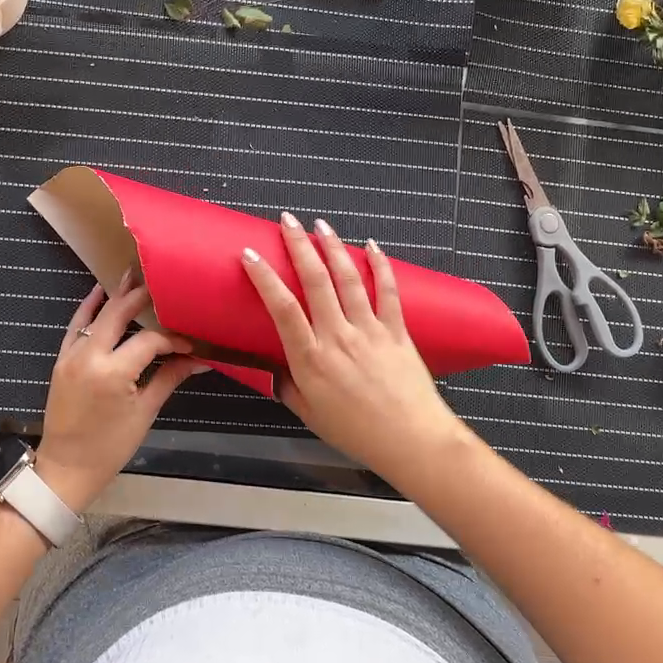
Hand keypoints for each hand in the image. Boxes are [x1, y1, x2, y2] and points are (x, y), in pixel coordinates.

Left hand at [35, 277, 206, 511]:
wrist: (66, 468)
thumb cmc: (110, 447)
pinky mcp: (61, 359)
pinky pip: (75, 326)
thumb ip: (169, 377)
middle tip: (161, 283)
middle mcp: (90, 356)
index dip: (173, 339)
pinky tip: (99, 292)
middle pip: (119, 314)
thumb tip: (199, 360)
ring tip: (132, 275)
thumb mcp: (144, 412)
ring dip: (115, 295)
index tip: (190, 345)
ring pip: (96, 315)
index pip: (150, 341)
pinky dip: (88, 308)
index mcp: (113, 372)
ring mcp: (71, 355)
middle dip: (141, 297)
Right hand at [240, 214, 474, 488]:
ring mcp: (370, 331)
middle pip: (316, 281)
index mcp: (311, 359)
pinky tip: (372, 246)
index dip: (264, 278)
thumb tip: (276, 366)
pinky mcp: (397, 332)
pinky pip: (388, 292)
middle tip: (287, 220)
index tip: (249, 254)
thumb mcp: (309, 414)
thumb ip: (288, 386)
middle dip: (299, 245)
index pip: (282, 308)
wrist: (412, 441)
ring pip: (349, 279)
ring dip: (333, 247)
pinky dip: (380, 266)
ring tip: (320, 224)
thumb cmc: (356, 433)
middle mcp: (338, 337)